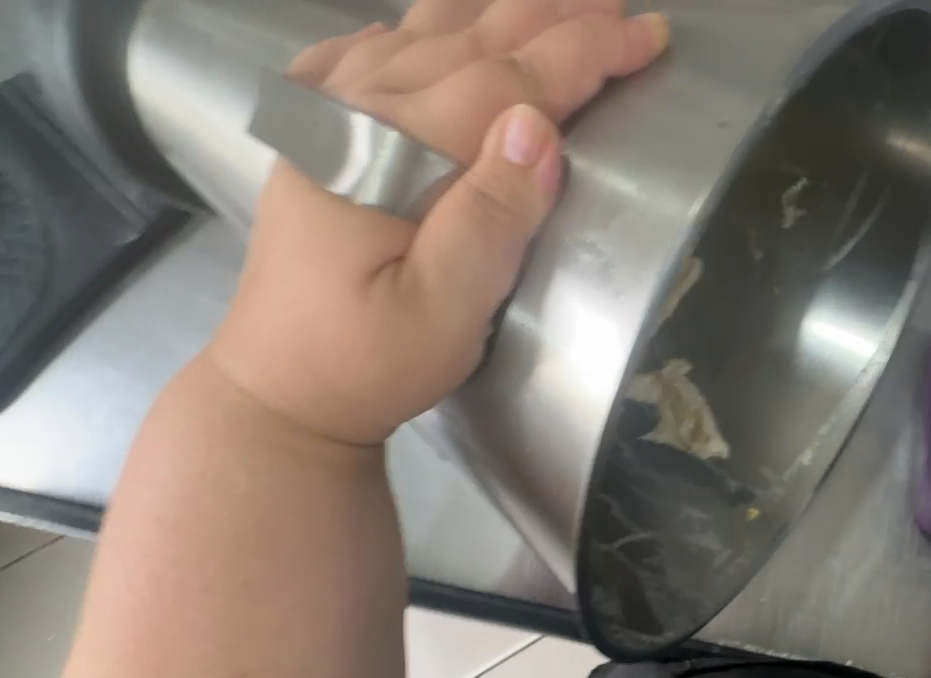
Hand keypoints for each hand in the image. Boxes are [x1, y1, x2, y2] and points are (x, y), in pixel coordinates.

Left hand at [206, 0, 670, 445]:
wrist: (282, 385)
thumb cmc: (371, 361)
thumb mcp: (443, 311)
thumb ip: (489, 218)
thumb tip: (538, 127)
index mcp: (394, 150)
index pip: (506, 80)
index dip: (583, 52)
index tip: (648, 36)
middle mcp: (357, 110)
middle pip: (472, 39)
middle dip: (556, 18)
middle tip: (621, 10)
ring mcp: (329, 114)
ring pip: (426, 30)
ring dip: (500, 10)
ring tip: (556, 4)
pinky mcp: (318, 133)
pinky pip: (371, 48)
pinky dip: (421, 26)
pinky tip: (438, 25)